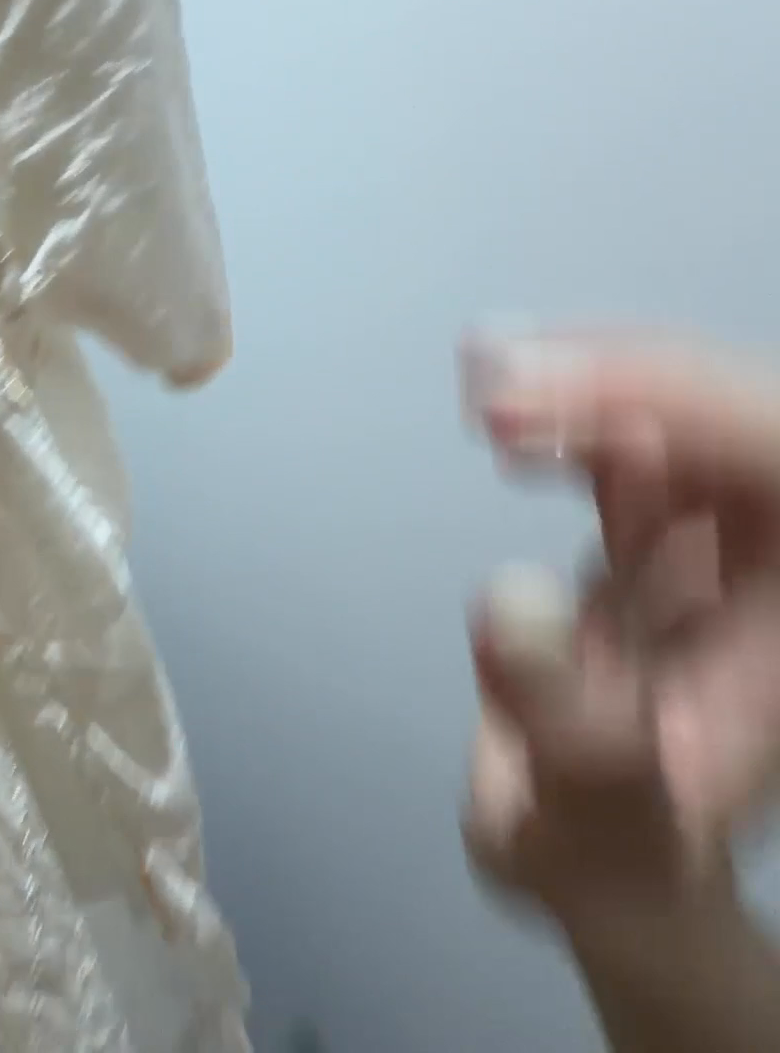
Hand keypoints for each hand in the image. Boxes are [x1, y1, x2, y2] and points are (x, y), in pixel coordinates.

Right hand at [463, 336, 779, 927]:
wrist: (593, 854)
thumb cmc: (601, 844)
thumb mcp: (588, 806)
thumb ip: (563, 710)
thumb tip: (510, 590)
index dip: (678, 410)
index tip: (530, 411)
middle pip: (742, 421)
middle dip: (620, 383)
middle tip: (490, 381)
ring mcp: (724, 552)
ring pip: (684, 421)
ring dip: (585, 381)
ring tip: (482, 369)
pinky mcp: (655, 550)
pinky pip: (629, 456)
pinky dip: (563, 414)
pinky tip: (500, 397)